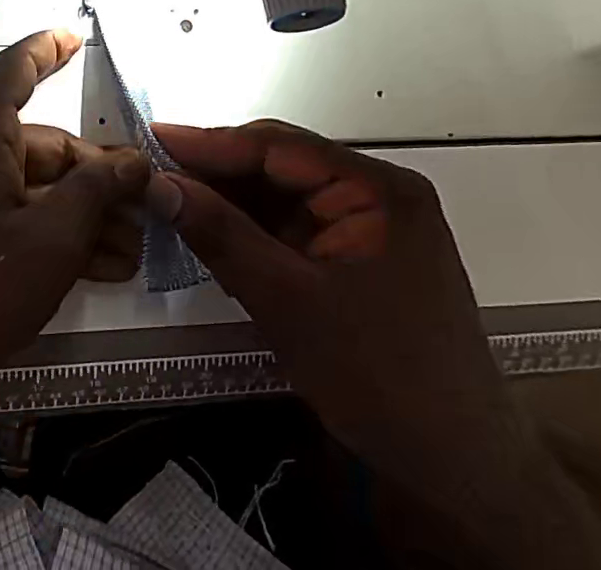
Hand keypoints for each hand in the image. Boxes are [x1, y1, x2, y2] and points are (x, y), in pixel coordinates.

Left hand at [0, 30, 150, 398]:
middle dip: (97, 175)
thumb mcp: (50, 239)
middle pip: (41, 146)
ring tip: (130, 250)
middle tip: (146, 204)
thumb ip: (93, 192)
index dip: (46, 49)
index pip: (13, 72)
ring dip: (82, 214)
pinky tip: (94, 267)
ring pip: (33, 190)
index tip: (75, 34)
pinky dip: (53, 236)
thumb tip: (129, 162)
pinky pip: (14, 219)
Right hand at [152, 121, 590, 552]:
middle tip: (148, 170)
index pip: (277, 147)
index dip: (208, 142)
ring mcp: (359, 225)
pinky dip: (242, 228)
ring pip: (274, 195)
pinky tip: (203, 229)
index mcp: (376, 190)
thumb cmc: (379, 375)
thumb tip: (157, 184)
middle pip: (275, 166)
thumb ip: (220, 234)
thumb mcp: (287, 300)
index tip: (150, 138)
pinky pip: (283, 226)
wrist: (452, 463)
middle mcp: (371, 194)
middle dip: (212, 171)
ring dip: (223, 199)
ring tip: (164, 197)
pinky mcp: (345, 255)